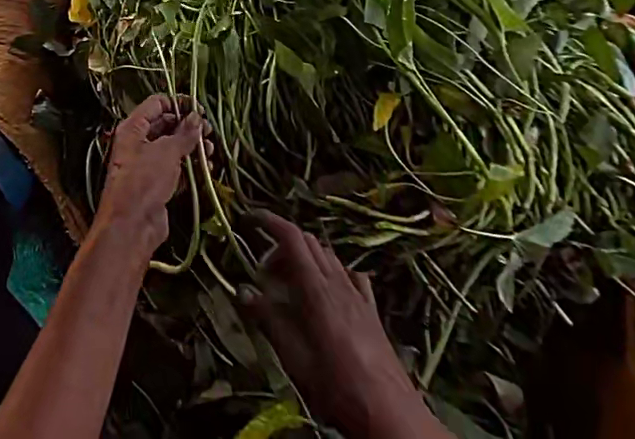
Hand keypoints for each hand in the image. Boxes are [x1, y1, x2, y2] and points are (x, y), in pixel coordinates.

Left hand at [93, 94, 204, 253]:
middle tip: (208, 130)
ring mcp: (146, 164)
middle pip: (165, 124)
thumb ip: (184, 133)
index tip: (198, 108)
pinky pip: (175, 167)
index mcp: (133, 128)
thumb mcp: (166, 152)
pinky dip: (190, 165)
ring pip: (172, 147)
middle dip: (187, 126)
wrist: (131, 225)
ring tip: (210, 149)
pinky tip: (206, 167)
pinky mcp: (156, 183)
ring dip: (192, 146)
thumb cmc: (143, 181)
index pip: (156, 103)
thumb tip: (196, 117)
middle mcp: (137, 143)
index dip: (177, 102)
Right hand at [240, 212, 452, 438]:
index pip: (291, 237)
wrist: (391, 415)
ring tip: (289, 287)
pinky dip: (332, 272)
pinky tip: (326, 292)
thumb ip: (268, 320)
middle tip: (264, 275)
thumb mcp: (294, 358)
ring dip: (304, 259)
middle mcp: (338, 282)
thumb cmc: (338, 387)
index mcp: (316, 288)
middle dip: (281, 248)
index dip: (269, 222)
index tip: (249, 220)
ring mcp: (357, 294)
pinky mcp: (371, 310)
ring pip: (327, 256)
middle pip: (307, 242)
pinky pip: (350, 275)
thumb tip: (243, 290)